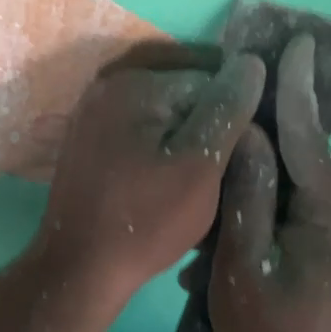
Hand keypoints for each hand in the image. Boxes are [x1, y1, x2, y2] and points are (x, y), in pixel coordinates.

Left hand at [34, 48, 266, 298]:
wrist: (80, 269)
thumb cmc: (145, 219)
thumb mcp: (199, 165)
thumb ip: (227, 110)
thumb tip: (251, 62)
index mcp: (134, 82)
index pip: (208, 80)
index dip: (235, 116)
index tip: (248, 153)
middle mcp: (108, 87)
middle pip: (182, 96)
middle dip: (209, 127)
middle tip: (231, 171)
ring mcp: (93, 114)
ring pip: (162, 118)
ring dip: (186, 143)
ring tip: (206, 184)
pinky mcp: (89, 142)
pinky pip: (139, 134)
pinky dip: (161, 152)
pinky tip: (173, 185)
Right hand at [210, 35, 330, 331]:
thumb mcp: (243, 262)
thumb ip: (246, 192)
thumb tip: (249, 133)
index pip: (312, 137)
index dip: (296, 87)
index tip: (297, 40)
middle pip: (304, 160)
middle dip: (263, 141)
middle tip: (229, 108)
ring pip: (298, 190)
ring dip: (258, 186)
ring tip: (214, 188)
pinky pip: (300, 216)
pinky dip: (266, 212)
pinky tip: (231, 230)